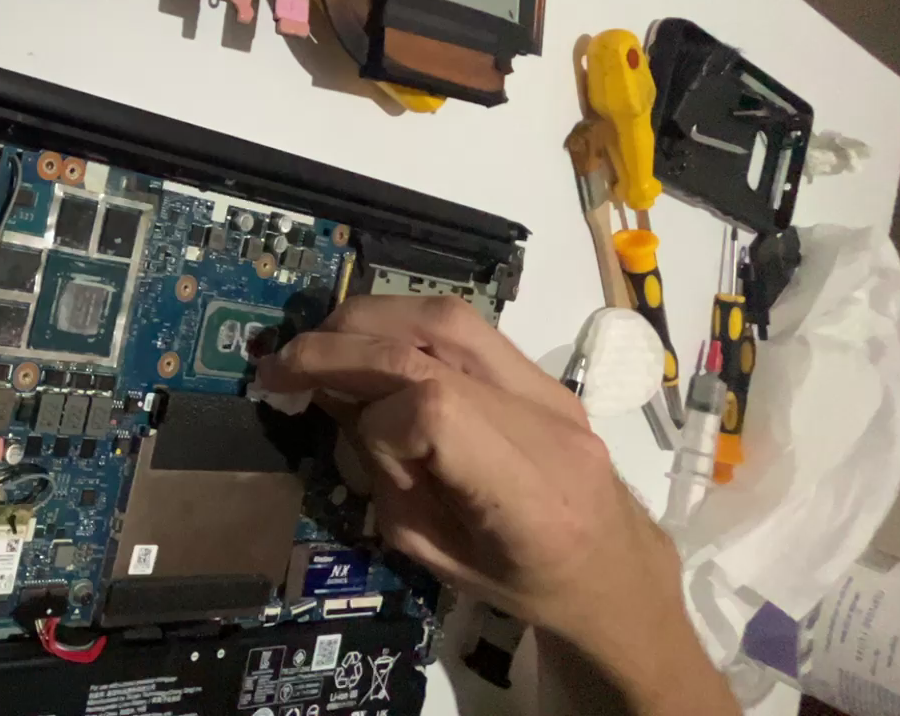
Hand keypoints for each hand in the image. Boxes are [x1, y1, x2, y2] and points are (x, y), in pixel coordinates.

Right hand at [260, 295, 734, 715]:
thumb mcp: (430, 547)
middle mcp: (544, 423)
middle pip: (425, 345)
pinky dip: (396, 321)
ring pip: (440, 315)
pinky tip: (369, 343)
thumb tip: (331, 397)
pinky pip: (457, 322)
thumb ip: (379, 471)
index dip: (373, 425)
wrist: (617, 578)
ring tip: (322, 344)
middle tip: (283, 365)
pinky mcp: (537, 372)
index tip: (360, 454)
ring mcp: (546, 388)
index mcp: (527, 493)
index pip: (431, 411)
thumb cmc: (519, 583)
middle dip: (336, 347)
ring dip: (363, 319)